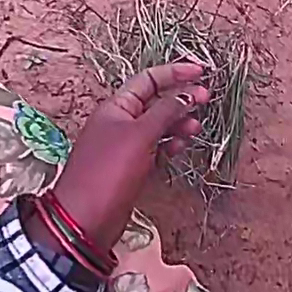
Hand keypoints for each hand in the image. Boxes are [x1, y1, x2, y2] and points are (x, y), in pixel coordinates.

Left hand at [47, 62, 207, 252]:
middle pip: (155, 101)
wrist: (86, 219)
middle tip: (205, 99)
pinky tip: (179, 146)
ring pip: (158, 125)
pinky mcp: (131, 166)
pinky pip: (155, 147)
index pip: (148, 79)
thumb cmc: (109, 171)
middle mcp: (120, 121)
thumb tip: (187, 94)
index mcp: (117, 106)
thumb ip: (165, 111)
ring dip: (178, 123)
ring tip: (195, 128)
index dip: (174, 73)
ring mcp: (125, 144)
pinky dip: (169, 144)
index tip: (200, 72)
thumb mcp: (140, 135)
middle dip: (180, 98)